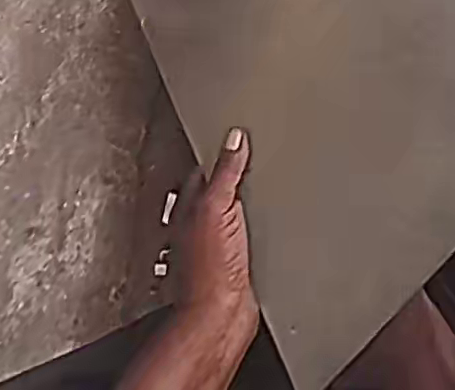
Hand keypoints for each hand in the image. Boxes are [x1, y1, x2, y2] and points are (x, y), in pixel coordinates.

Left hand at [178, 127, 257, 335]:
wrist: (220, 318)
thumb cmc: (209, 271)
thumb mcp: (217, 207)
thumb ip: (226, 172)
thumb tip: (234, 138)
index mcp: (191, 208)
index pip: (204, 169)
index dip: (220, 151)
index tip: (237, 136)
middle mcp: (199, 225)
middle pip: (217, 189)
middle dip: (231, 173)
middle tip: (249, 153)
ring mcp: (216, 244)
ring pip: (230, 211)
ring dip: (243, 199)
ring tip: (257, 181)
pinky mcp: (235, 260)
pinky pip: (245, 231)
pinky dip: (253, 222)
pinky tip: (263, 218)